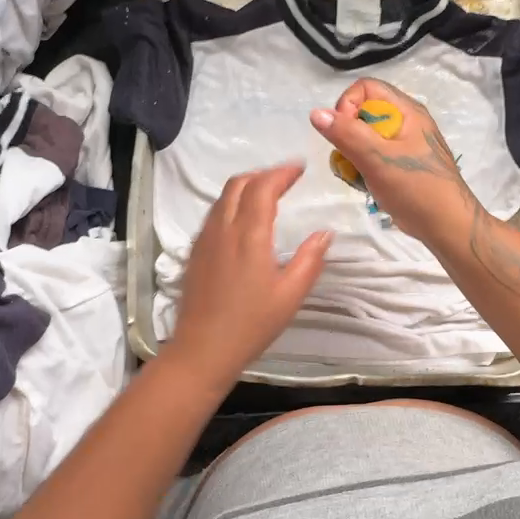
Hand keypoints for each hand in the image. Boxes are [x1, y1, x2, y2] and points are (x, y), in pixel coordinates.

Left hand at [166, 163, 331, 388]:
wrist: (203, 349)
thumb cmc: (252, 324)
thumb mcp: (290, 294)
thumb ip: (310, 260)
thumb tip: (325, 233)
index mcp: (249, 234)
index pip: (263, 187)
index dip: (282, 173)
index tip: (300, 170)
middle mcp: (222, 228)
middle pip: (238, 184)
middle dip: (262, 175)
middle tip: (284, 180)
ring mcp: (204, 240)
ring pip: (222, 198)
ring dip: (245, 188)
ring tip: (265, 195)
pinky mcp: (194, 253)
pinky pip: (213, 215)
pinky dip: (230, 205)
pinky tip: (242, 223)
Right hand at [311, 79, 480, 244]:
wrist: (446, 225)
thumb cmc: (415, 188)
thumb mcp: (377, 159)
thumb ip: (346, 135)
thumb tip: (316, 113)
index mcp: (406, 111)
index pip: (365, 88)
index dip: (347, 106)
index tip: (343, 134)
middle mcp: (406, 121)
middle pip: (364, 112)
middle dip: (348, 133)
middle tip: (349, 158)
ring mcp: (405, 144)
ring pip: (366, 136)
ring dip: (353, 153)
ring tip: (357, 175)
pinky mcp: (402, 164)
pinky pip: (374, 155)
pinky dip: (363, 166)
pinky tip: (365, 184)